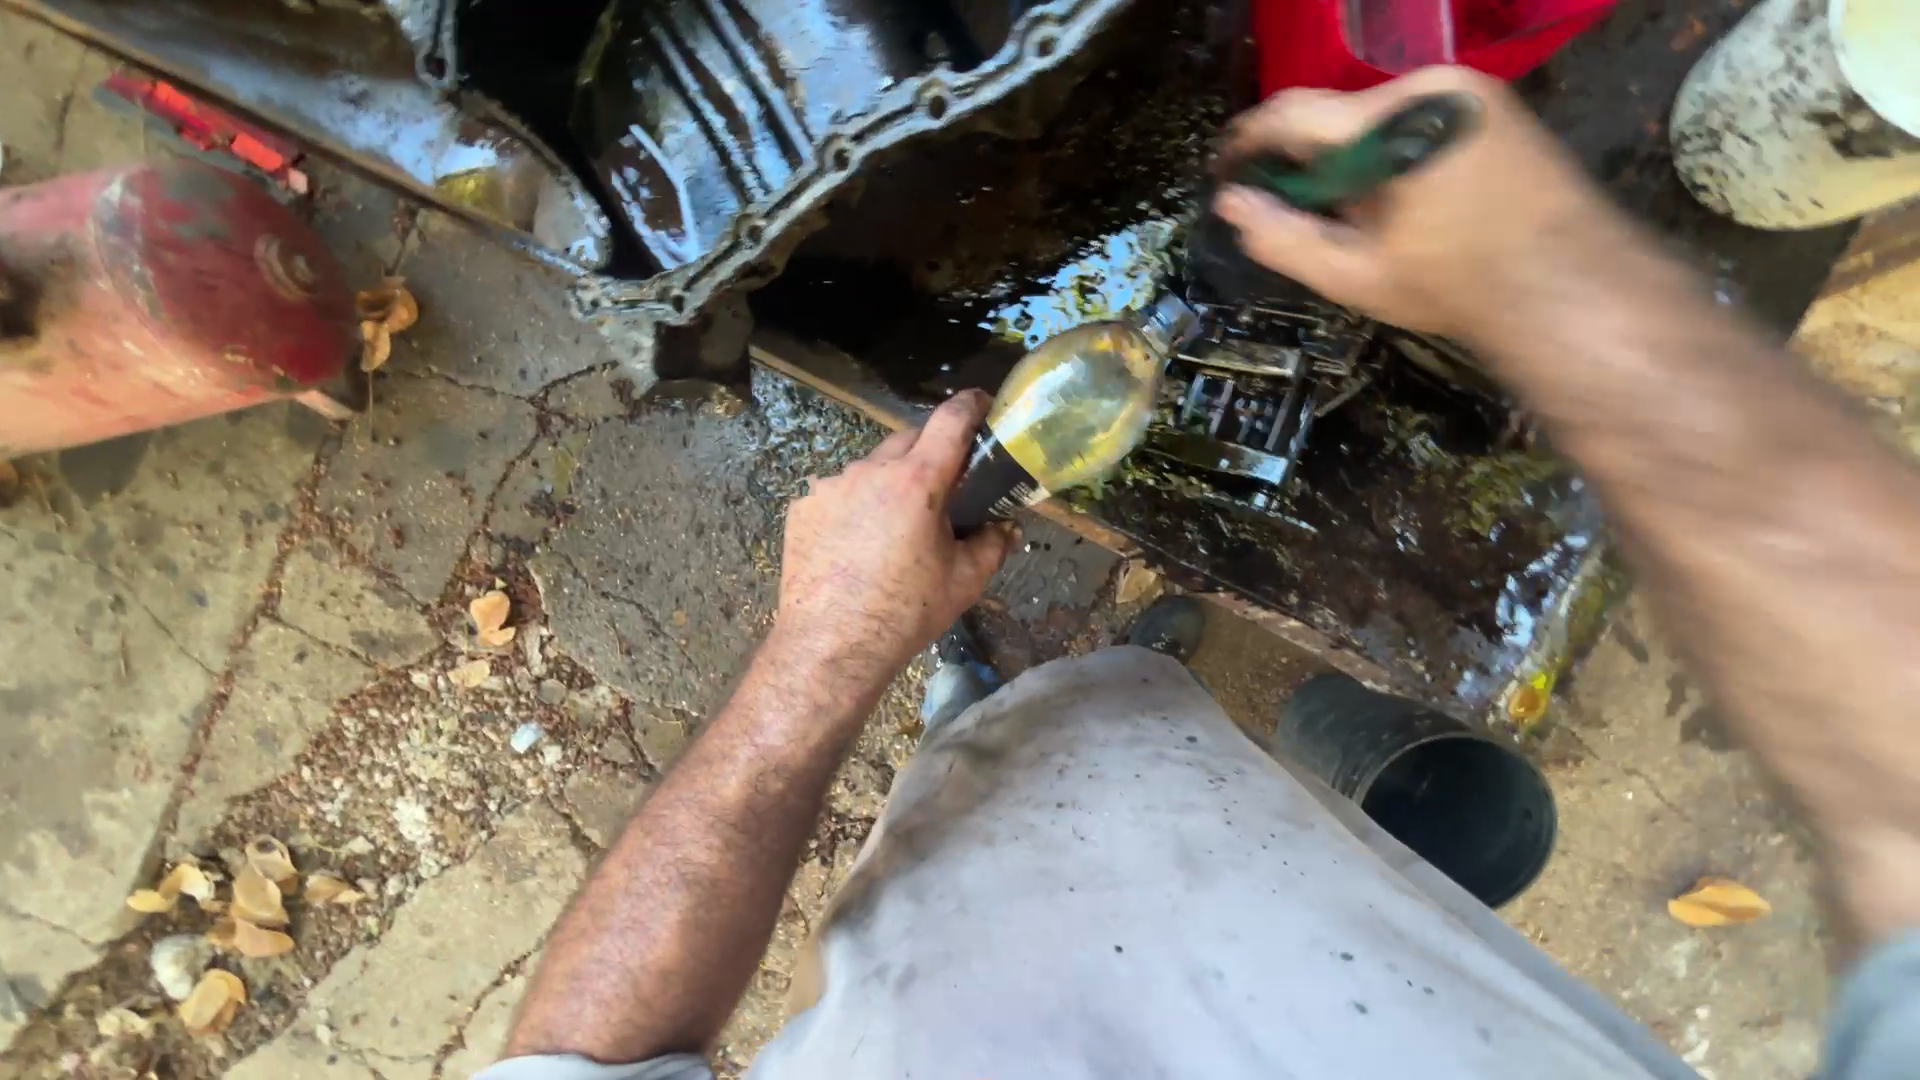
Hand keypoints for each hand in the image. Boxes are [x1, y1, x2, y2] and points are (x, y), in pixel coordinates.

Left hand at [776, 390, 1017, 681]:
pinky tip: (856, 544)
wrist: (832, 645)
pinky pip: (838, 493)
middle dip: (930, 451)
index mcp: (917, 481)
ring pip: (870, 467)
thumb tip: (1007, 527)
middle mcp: (871, 471)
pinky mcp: (803, 508)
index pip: (950, 420)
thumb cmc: (907, 612)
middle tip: (942, 484)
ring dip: (889, 482)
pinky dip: (854, 506)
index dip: (971, 405)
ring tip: (893, 525)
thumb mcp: (964, 580)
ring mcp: (831, 487)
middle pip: (908, 438)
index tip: (982, 405)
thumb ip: (992, 544)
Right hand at [1212, 66, 1618, 342]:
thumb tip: (1230, 205)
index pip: (1290, 115)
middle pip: (1331, 115)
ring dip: (1335, 160)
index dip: (1244, 143)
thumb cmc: (1452, 284)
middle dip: (1292, 158)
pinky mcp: (1487, 106)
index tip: (1220, 172)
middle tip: (1272, 207)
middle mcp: (1429, 86)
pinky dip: (1375, 154)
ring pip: (1368, 118)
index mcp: (1392, 122)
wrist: (1567, 283)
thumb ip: (1281, 238)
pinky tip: (1375, 199)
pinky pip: (1406, 120)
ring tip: (1327, 213)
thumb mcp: (1351, 274)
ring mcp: (1466, 90)